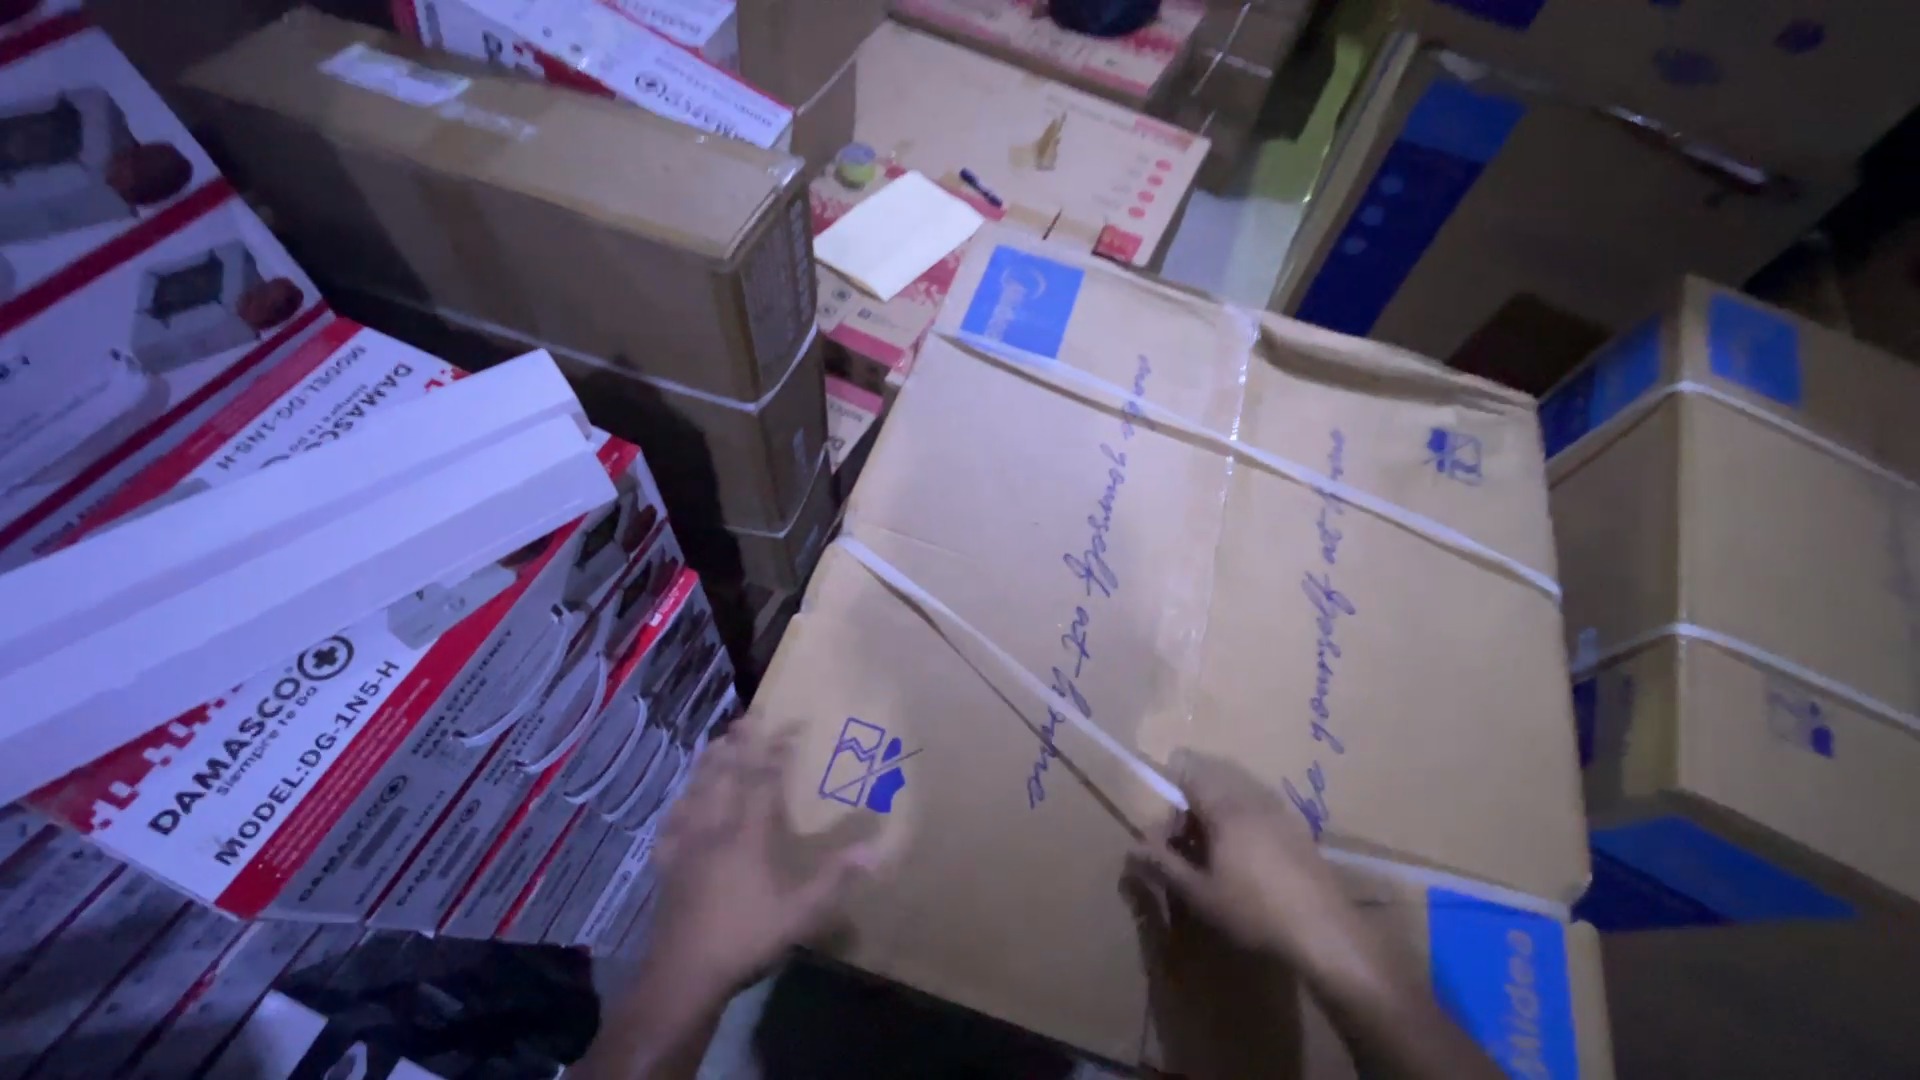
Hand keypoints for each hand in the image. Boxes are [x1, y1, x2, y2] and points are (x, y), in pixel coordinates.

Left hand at [577, 730, 880, 1079]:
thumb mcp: (800, 915)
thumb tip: (876, 850)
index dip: (779, 750)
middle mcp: (714, 830)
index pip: (764, 781)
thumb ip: (835, 879)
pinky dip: (679, 805)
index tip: (793, 725)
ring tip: (716, 742)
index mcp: (747, 836)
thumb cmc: (745, 940)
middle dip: (740, 744)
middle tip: (748, 717)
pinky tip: (680, 801)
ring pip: (696, 793)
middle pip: (726, 776)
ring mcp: (685, 847)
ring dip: (708, 764)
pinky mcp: (666, 867)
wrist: (682, 976)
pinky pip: (671, 825)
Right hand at [1127, 760, 1502, 1079]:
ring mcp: (1279, 809)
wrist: (1327, 933)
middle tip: (1184, 844)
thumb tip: (1130, 849)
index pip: (1187, 768)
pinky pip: (1257, 806)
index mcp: (1225, 804)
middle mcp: (1252, 796)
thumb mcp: (1199, 893)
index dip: (1168, 791)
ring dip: (1215, 812)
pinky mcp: (1297, 827)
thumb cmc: (1255, 911)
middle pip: (1211, 776)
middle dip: (1190, 803)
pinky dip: (1240, 820)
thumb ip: (1162, 865)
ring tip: (1211, 854)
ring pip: (1235, 792)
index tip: (1165, 829)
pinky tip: (1243, 860)